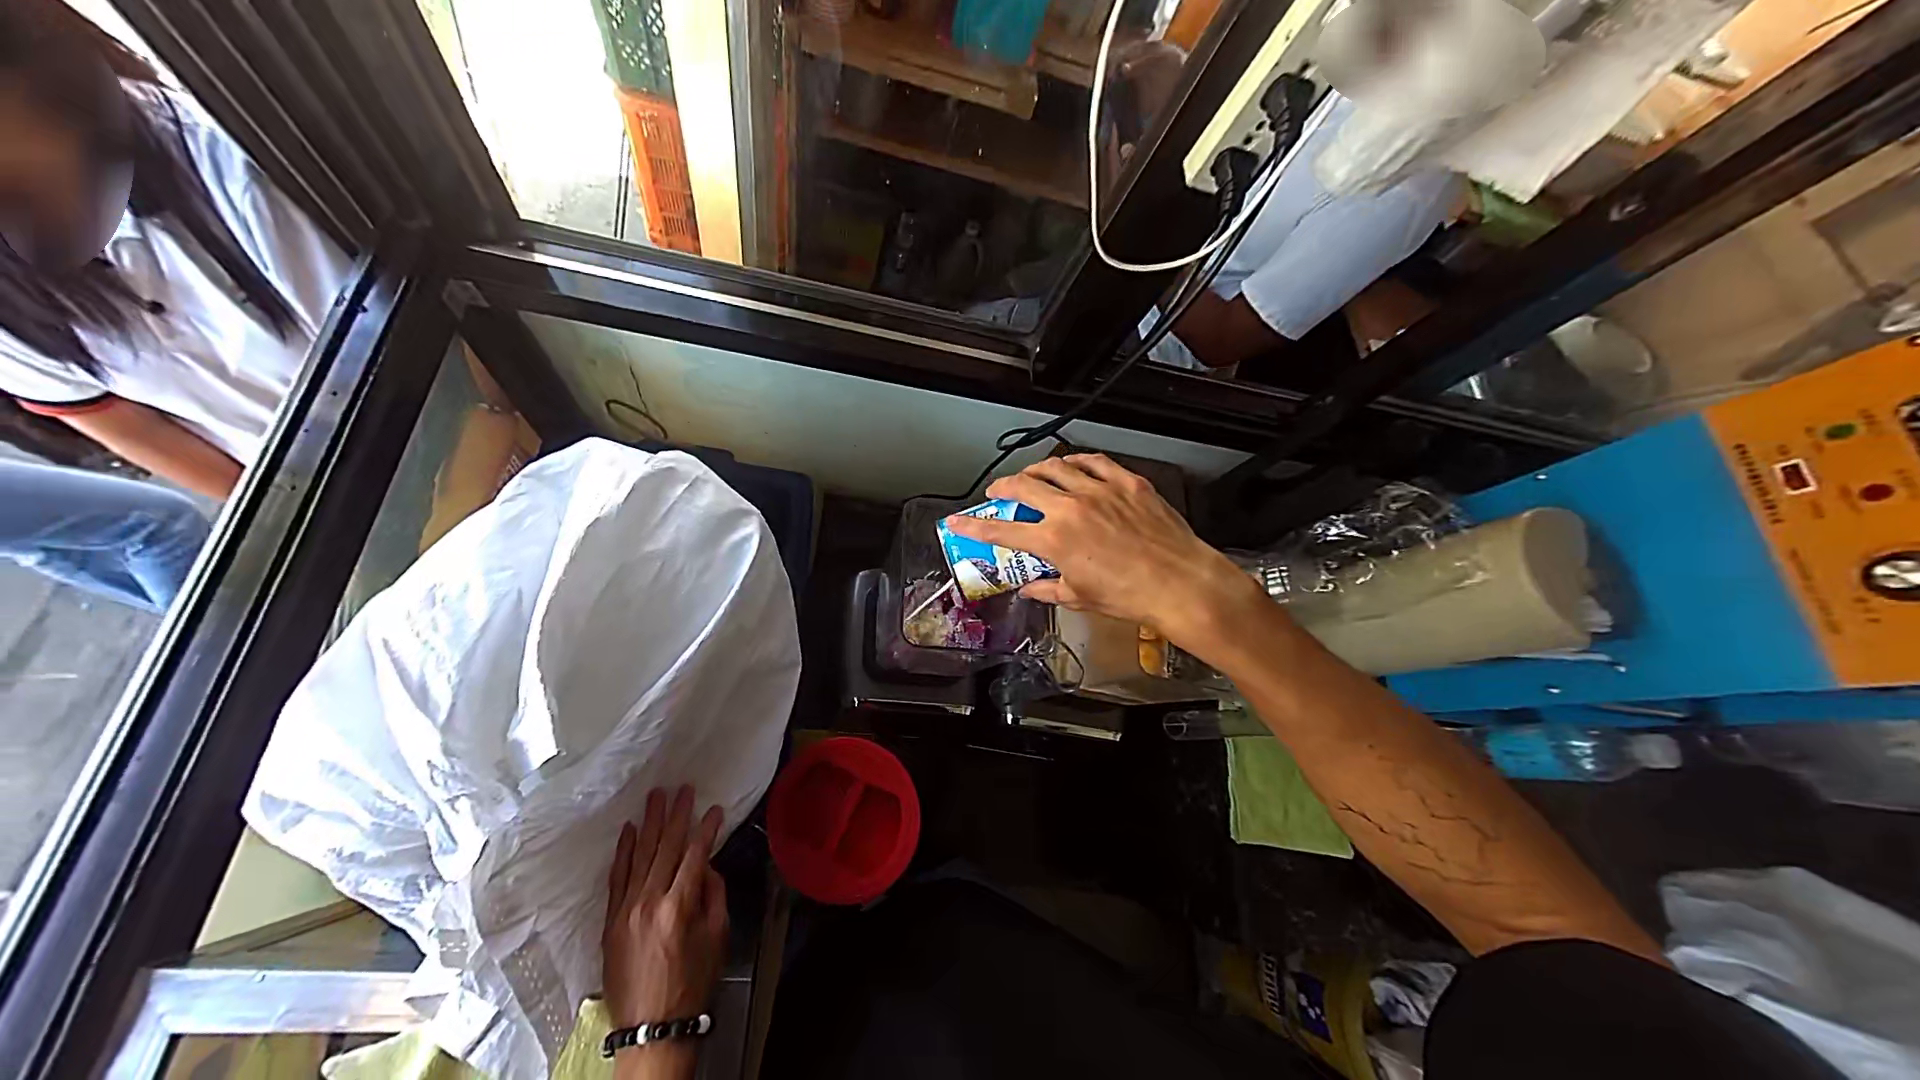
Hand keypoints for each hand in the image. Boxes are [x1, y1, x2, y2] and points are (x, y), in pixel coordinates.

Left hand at [603, 787, 728, 1034]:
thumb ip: (713, 895)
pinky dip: (624, 852)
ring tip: (656, 797)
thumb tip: (707, 867)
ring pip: (640, 856)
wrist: (652, 1026)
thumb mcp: (717, 936)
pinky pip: (617, 878)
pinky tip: (630, 830)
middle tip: (683, 789)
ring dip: (650, 823)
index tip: (715, 809)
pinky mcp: (610, 920)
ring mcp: (626, 909)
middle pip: (666, 847)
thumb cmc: (693, 981)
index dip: (707, 829)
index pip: (695, 854)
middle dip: (677, 815)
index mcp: (680, 905)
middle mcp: (650, 901)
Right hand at [943, 455, 1264, 645]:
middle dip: (1003, 488)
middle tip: (997, 494)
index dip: (974, 527)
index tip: (959, 522)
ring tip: (1032, 476)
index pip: (1002, 531)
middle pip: (1023, 486)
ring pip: (1056, 467)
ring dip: (1036, 471)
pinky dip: (1076, 462)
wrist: (1180, 584)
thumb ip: (1049, 589)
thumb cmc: (1132, 596)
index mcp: (1055, 540)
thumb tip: (1032, 589)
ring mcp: (1100, 490)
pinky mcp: (1127, 482)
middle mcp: (1072, 508)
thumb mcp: (1080, 598)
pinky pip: (1093, 461)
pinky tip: (1073, 466)